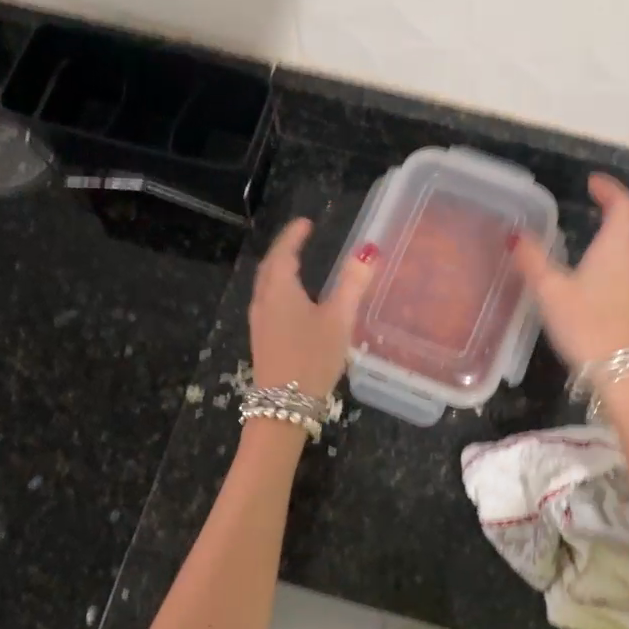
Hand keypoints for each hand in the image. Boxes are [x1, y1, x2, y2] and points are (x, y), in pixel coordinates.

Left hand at [249, 218, 377, 397]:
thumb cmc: (312, 358)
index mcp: (280, 290)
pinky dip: (278, 288)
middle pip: (270, 267)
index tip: (305, 222)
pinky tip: (292, 300)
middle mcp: (264, 301)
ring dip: (279, 269)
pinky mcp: (262, 339)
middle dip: (284, 249)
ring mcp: (259, 322)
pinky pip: (267, 301)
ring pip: (266, 285)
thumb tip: (368, 250)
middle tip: (300, 237)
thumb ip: (353, 284)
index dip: (294, 235)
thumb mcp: (339, 319)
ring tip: (296, 263)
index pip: (284, 253)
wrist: (283, 406)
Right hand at [511, 173, 628, 370]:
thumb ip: (532, 261)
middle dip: (620, 203)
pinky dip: (622, 246)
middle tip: (600, 196)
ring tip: (603, 221)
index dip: (610, 190)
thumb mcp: (550, 291)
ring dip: (624, 224)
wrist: (620, 371)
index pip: (621, 207)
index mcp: (614, 250)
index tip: (592, 181)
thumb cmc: (586, 326)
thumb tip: (514, 235)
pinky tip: (603, 260)